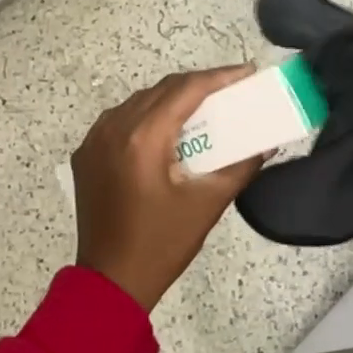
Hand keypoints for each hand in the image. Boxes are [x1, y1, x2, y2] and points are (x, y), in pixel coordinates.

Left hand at [71, 66, 264, 310]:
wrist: (110, 280)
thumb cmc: (162, 244)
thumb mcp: (207, 204)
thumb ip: (240, 167)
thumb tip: (266, 143)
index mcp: (143, 138)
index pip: (186, 90)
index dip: (219, 77)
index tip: (246, 72)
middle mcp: (113, 128)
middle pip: (161, 90)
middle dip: (198, 85)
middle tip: (231, 90)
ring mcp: (94, 139)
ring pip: (138, 102)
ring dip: (171, 99)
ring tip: (203, 106)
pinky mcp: (85, 154)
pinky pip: (119, 120)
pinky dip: (146, 116)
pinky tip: (166, 129)